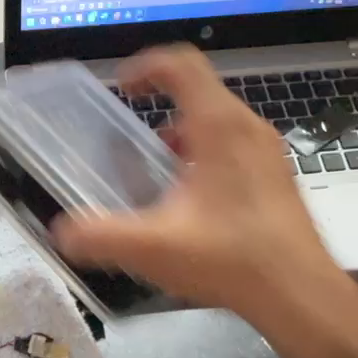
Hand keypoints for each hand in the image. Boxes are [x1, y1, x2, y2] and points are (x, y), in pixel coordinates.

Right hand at [53, 45, 355, 323]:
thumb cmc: (228, 259)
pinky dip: (208, 166)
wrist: (295, 290)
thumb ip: (99, 236)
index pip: (181, 66)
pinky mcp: (278, 183)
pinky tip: (194, 212)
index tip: (122, 88)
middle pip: (200, 98)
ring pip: (220, 129)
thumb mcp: (151, 248)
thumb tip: (62, 233)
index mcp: (218, 127)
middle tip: (133, 147)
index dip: (146, 68)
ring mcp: (269, 155)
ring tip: (160, 182)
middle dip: (161, 115)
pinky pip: (237, 156)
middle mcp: (248, 130)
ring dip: (185, 144)